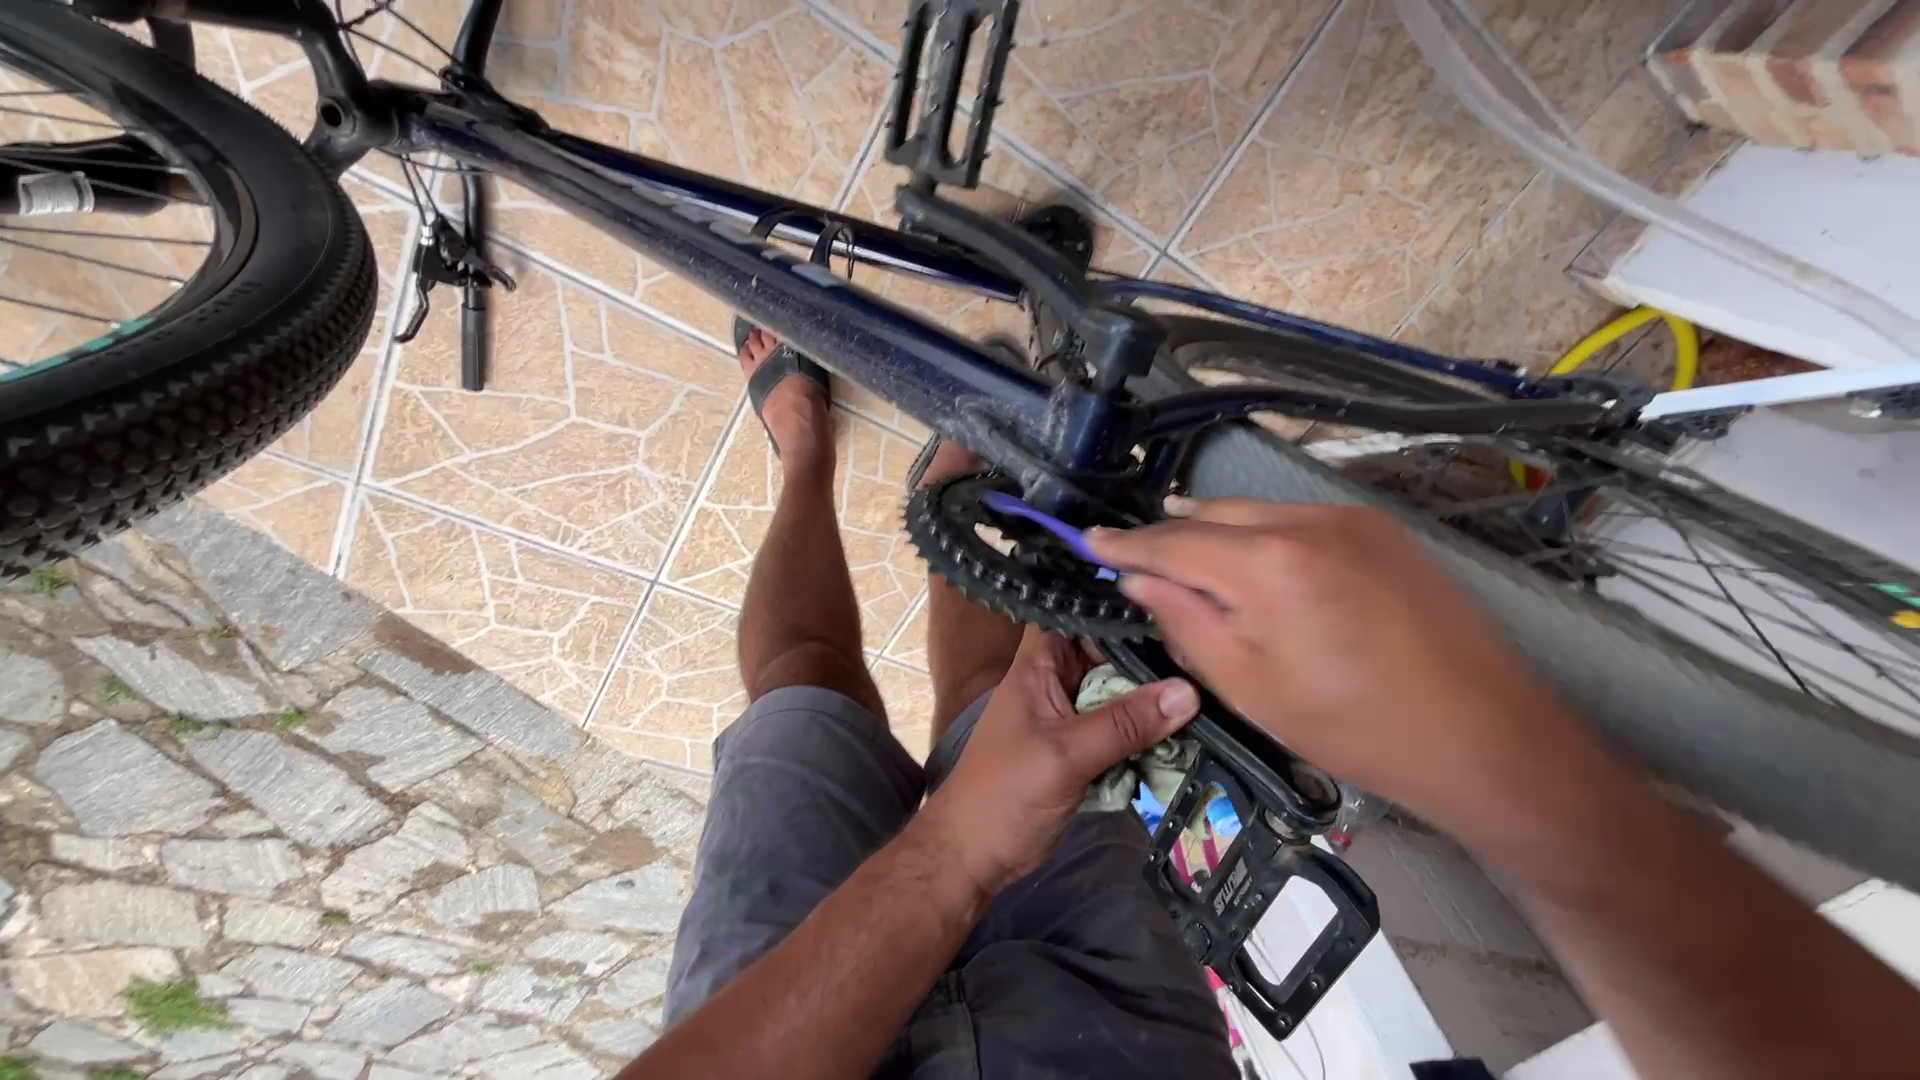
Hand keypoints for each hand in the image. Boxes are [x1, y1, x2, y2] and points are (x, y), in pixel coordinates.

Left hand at [916, 626, 1199, 895]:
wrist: (975, 855)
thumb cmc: (1005, 794)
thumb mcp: (1066, 754)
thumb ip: (1125, 723)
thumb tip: (1190, 692)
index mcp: (1038, 667)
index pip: (1077, 616)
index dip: (1116, 605)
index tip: (1171, 600)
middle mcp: (1056, 682)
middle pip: (1108, 655)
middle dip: (1151, 654)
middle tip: (1207, 649)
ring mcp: (1072, 716)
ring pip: (1120, 693)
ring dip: (1155, 696)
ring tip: (1211, 682)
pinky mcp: (1085, 748)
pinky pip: (1123, 729)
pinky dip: (1149, 731)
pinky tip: (1191, 726)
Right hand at [1087, 499, 1592, 834]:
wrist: (1484, 736)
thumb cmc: (1353, 727)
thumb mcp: (1249, 686)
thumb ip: (1186, 622)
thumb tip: (1139, 580)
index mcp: (1268, 565)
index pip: (1173, 543)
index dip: (1125, 544)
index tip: (1087, 539)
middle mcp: (1306, 522)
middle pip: (1211, 516)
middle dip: (1167, 535)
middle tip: (1130, 555)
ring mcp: (1349, 519)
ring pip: (1254, 512)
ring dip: (1212, 532)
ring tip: (1181, 552)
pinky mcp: (1379, 529)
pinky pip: (1294, 519)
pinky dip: (1258, 534)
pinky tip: (1248, 559)